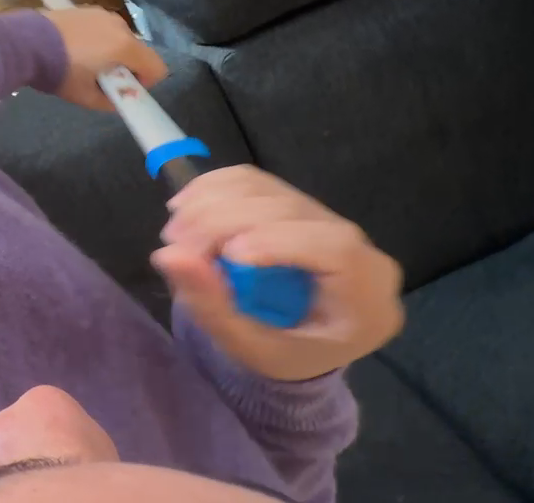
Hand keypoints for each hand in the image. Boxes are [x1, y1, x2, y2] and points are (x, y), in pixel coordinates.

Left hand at [43, 8, 166, 110]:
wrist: (24, 42)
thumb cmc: (59, 72)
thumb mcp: (86, 97)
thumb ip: (111, 102)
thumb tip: (119, 100)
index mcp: (125, 46)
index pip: (157, 67)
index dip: (145, 82)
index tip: (122, 89)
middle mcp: (118, 25)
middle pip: (137, 51)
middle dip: (125, 66)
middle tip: (99, 79)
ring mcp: (100, 13)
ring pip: (118, 37)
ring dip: (110, 51)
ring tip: (82, 62)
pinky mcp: (83, 9)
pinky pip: (101, 28)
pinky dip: (96, 39)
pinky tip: (73, 47)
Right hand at [153, 166, 402, 380]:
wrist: (287, 341)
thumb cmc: (277, 353)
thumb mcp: (246, 346)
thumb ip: (212, 304)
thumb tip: (168, 255)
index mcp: (365, 300)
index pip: (337, 250)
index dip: (280, 240)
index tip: (228, 255)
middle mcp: (357, 250)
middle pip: (289, 210)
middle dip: (223, 220)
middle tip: (175, 241)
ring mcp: (323, 219)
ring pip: (264, 188)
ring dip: (209, 201)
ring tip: (174, 231)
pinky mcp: (292, 201)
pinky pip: (250, 180)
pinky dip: (210, 188)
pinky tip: (184, 209)